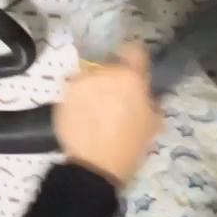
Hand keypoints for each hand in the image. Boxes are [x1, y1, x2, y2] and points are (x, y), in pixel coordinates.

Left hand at [54, 44, 161, 186]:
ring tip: (98, 107)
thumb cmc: (130, 146)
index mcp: (129, 76)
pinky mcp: (64, 93)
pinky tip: (84, 114)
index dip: (136, 59)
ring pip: (92, 75)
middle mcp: (103, 72)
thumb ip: (149, 97)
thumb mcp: (152, 122)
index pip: (134, 49)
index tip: (135, 71)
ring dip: (96, 85)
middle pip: (111, 63)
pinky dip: (81, 96)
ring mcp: (81, 81)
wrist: (94, 167)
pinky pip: (77, 88)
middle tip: (116, 96)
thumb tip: (144, 88)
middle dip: (114, 76)